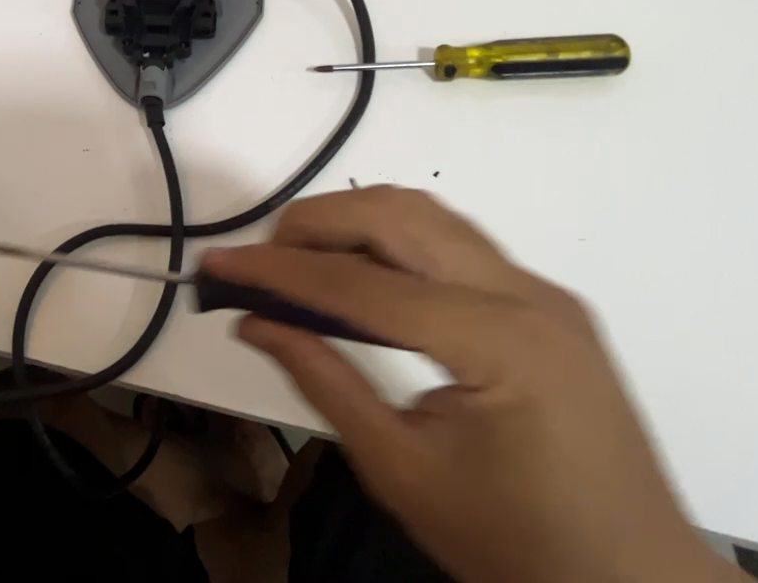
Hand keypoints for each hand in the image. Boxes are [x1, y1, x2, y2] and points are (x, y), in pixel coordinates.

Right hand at [202, 187, 740, 582]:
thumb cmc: (517, 544)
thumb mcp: (401, 470)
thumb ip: (322, 379)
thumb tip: (253, 320)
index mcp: (498, 343)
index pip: (360, 282)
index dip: (276, 270)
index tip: (214, 266)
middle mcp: (527, 296)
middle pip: (396, 215)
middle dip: (312, 224)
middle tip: (258, 262)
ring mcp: (543, 294)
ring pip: (425, 214)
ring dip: (350, 222)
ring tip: (298, 262)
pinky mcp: (544, 304)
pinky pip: (451, 242)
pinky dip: (389, 240)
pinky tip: (357, 277)